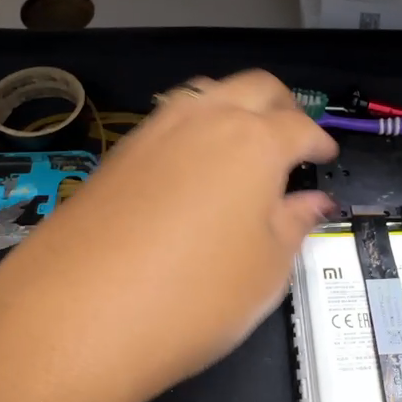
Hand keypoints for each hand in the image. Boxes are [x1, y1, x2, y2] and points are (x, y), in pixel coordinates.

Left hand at [0, 70, 336, 401]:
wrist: (76, 314)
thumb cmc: (194, 296)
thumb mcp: (266, 270)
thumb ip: (294, 225)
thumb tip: (312, 201)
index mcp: (254, 141)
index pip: (300, 127)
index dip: (319, 141)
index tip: (325, 156)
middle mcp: (205, 119)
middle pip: (255, 87)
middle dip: (282, 106)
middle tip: (293, 138)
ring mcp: (155, 131)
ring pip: (207, 93)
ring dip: (234, 107)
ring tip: (244, 145)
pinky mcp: (118, 154)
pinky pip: (170, 120)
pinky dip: (194, 127)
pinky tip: (193, 168)